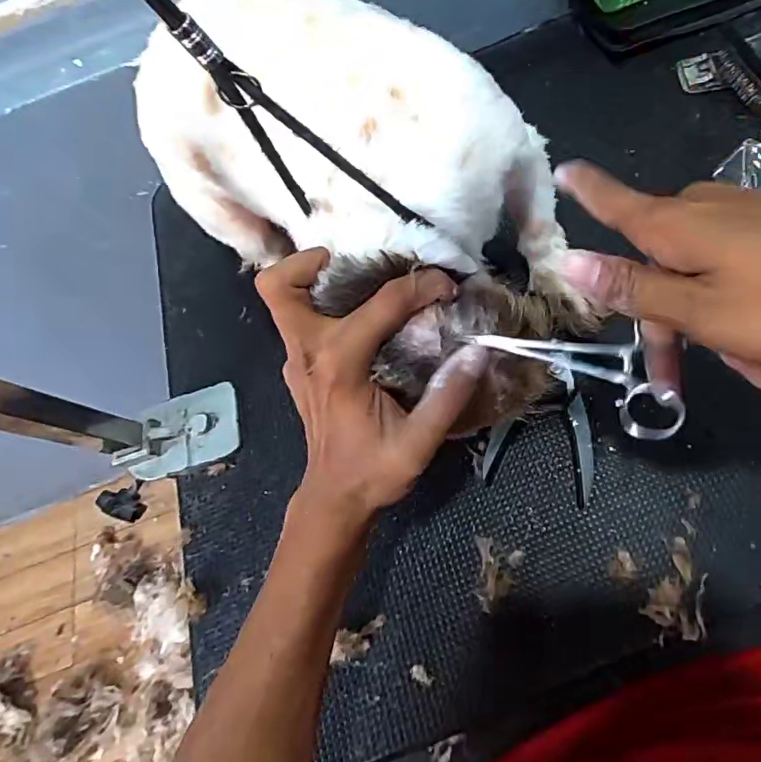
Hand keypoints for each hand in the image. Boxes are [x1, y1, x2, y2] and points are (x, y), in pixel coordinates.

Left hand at [257, 249, 488, 525]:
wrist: (334, 499)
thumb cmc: (374, 471)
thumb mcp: (419, 443)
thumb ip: (448, 396)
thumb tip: (478, 350)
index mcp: (340, 365)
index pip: (382, 303)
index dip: (421, 286)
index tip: (448, 287)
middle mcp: (308, 353)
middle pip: (282, 285)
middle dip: (320, 262)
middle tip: (372, 263)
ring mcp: (296, 360)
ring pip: (282, 298)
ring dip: (313, 278)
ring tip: (364, 279)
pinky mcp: (298, 367)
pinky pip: (297, 318)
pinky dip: (320, 302)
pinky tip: (360, 313)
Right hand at [555, 162, 760, 387]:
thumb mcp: (708, 312)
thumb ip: (637, 289)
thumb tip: (570, 261)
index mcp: (677, 227)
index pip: (613, 203)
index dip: (585, 191)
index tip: (560, 170)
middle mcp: (708, 212)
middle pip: (659, 263)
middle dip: (670, 324)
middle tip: (683, 384)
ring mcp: (753, 217)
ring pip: (707, 278)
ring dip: (718, 327)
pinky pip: (747, 273)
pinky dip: (752, 312)